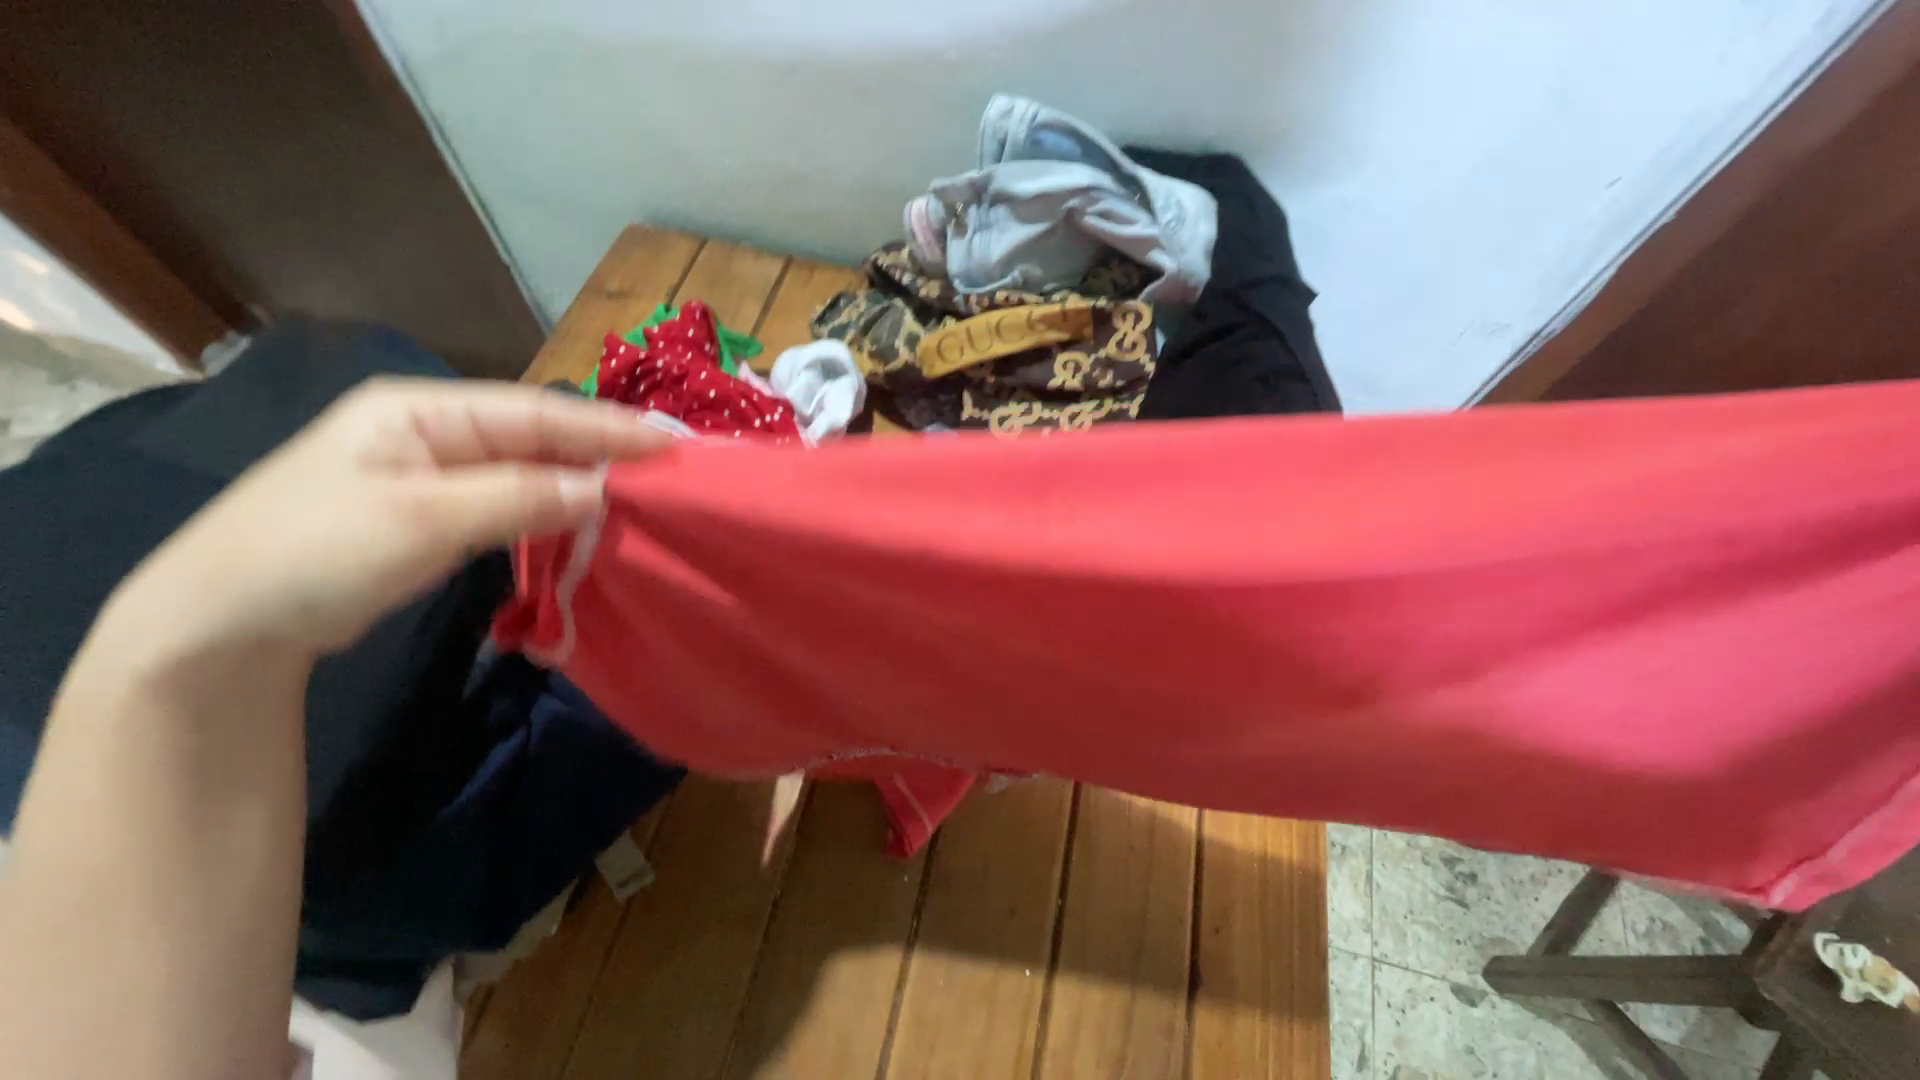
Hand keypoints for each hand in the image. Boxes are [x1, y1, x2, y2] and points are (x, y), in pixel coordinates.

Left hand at [98, 376, 669, 662]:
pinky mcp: (434, 514)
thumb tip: (605, 489)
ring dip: (580, 484)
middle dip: (600, 453)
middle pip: (535, 436)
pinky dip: (551, 512)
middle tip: (669, 472)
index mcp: (420, 408)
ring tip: (643, 494)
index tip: (671, 444)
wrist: (221, 625)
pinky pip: (510, 503)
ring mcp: (431, 473)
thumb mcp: (423, 519)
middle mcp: (431, 429)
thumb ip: (520, 497)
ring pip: (527, 470)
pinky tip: (586, 520)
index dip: (606, 427)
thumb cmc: (315, 553)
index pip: (535, 411)